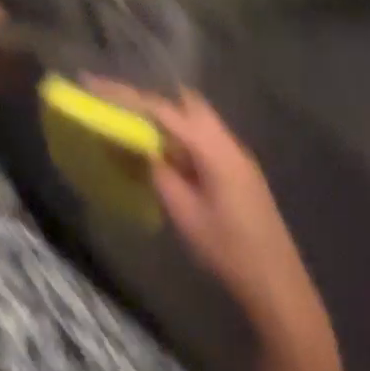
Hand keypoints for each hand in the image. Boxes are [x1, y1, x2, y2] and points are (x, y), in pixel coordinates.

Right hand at [84, 80, 315, 322]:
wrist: (278, 285)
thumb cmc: (228, 249)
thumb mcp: (182, 210)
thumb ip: (155, 171)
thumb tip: (131, 143)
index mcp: (214, 150)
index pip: (163, 109)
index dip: (125, 95)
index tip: (92, 85)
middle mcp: (228, 144)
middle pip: (183, 103)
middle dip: (147, 99)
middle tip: (113, 105)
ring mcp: (235, 157)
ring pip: (193, 120)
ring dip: (161, 118)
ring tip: (128, 127)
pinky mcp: (235, 171)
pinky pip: (199, 138)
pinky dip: (174, 135)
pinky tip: (157, 153)